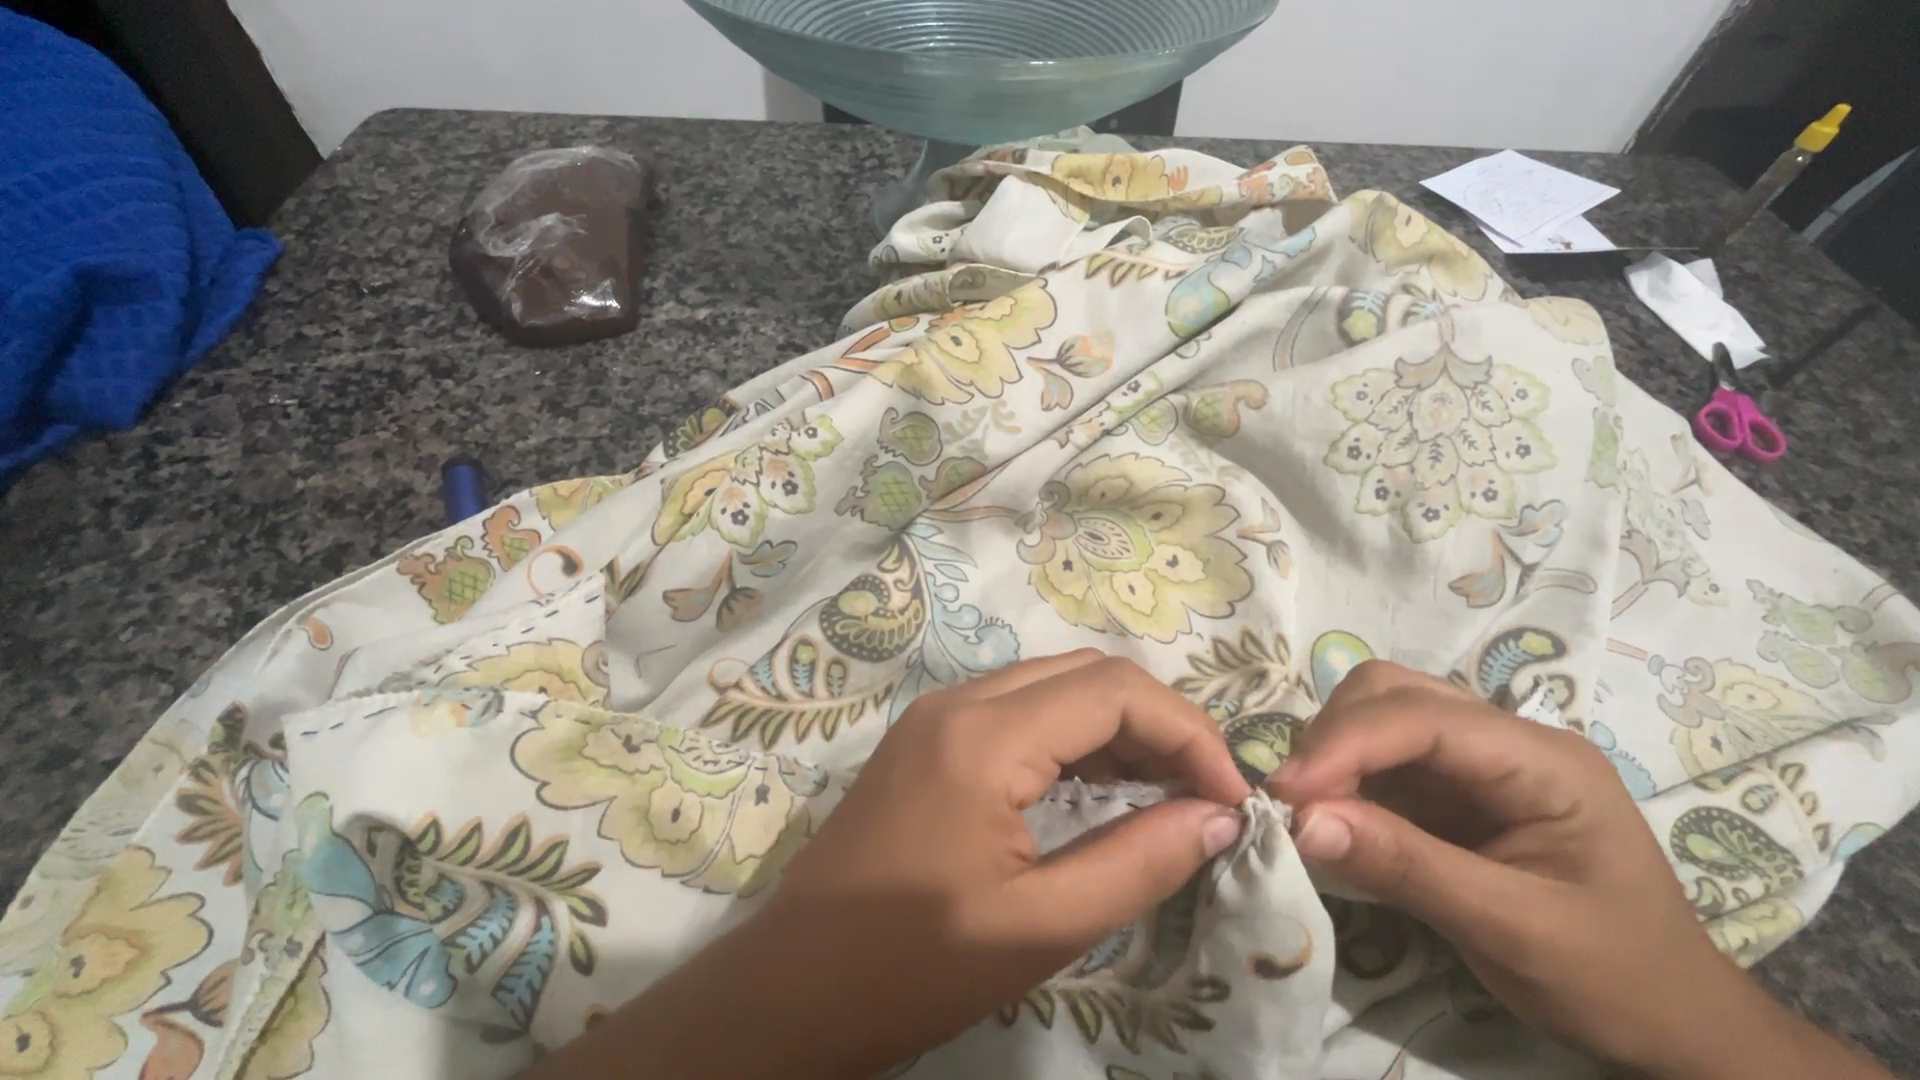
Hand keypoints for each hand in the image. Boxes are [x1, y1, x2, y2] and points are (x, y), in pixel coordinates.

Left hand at [529, 651, 1250, 1079]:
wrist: (792, 989)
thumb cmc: (911, 966)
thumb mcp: (1040, 928)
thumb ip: (1138, 863)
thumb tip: (1217, 817)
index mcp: (984, 736)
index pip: (1114, 690)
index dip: (1188, 734)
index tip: (1231, 799)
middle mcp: (959, 703)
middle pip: (1086, 674)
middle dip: (1158, 722)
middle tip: (1205, 792)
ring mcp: (936, 718)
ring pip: (1052, 688)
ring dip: (1117, 728)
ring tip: (1168, 792)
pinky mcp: (926, 743)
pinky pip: (1017, 715)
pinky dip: (1072, 740)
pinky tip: (1103, 787)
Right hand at [1270, 660, 1889, 1079]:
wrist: (1672, 1022)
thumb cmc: (1614, 977)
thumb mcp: (1516, 930)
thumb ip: (1409, 869)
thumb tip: (1302, 822)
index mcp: (1542, 760)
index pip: (1422, 717)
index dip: (1344, 744)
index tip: (1286, 795)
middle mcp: (1505, 740)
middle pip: (1392, 692)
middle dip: (1332, 738)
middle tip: (1295, 806)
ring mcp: (1476, 762)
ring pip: (1376, 716)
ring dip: (1330, 756)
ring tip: (1310, 817)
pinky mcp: (1449, 790)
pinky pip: (1377, 762)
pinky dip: (1340, 782)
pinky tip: (1331, 822)